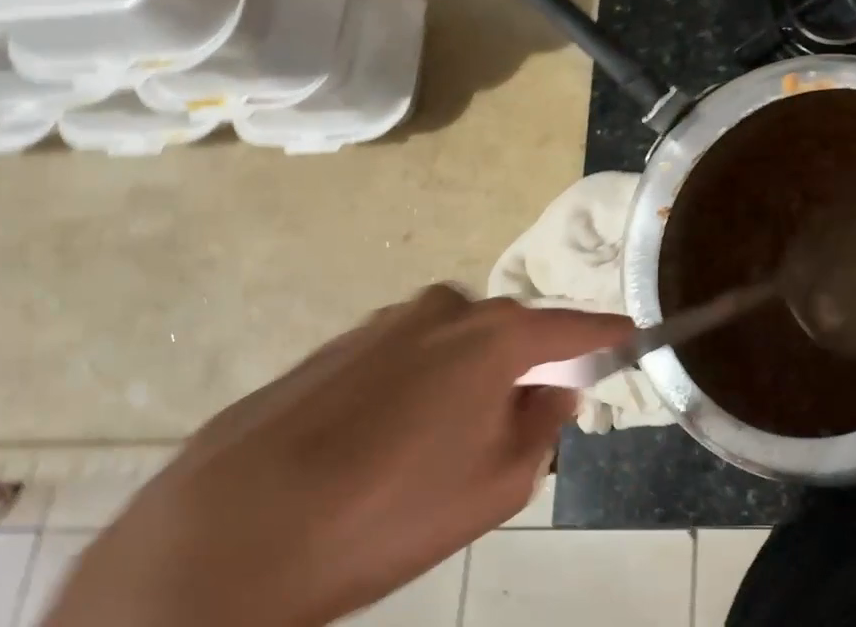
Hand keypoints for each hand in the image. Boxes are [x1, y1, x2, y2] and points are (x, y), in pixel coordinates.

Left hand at [43, 285, 631, 626]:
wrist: (221, 543)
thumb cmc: (386, 516)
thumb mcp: (496, 487)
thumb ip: (542, 428)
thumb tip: (551, 392)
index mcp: (496, 337)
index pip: (576, 329)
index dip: (610, 336)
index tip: (635, 337)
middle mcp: (444, 311)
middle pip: (509, 334)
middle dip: (521, 372)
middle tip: (507, 436)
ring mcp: (380, 324)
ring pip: (450, 347)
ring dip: (460, 383)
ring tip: (427, 456)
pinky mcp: (328, 350)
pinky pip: (397, 360)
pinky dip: (408, 391)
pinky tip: (373, 451)